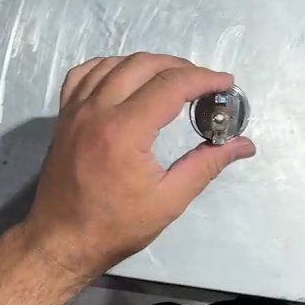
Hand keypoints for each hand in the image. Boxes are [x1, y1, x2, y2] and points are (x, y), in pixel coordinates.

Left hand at [17, 53, 255, 282]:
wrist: (61, 240)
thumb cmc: (115, 227)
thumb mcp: (168, 200)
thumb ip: (206, 165)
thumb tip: (243, 145)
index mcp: (124, 131)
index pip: (171, 85)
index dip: (203, 78)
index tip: (225, 82)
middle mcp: (96, 111)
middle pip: (143, 65)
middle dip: (179, 67)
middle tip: (203, 84)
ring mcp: (75, 110)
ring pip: (113, 64)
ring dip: (146, 64)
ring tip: (171, 80)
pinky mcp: (63, 116)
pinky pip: (83, 74)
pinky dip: (108, 68)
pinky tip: (124, 79)